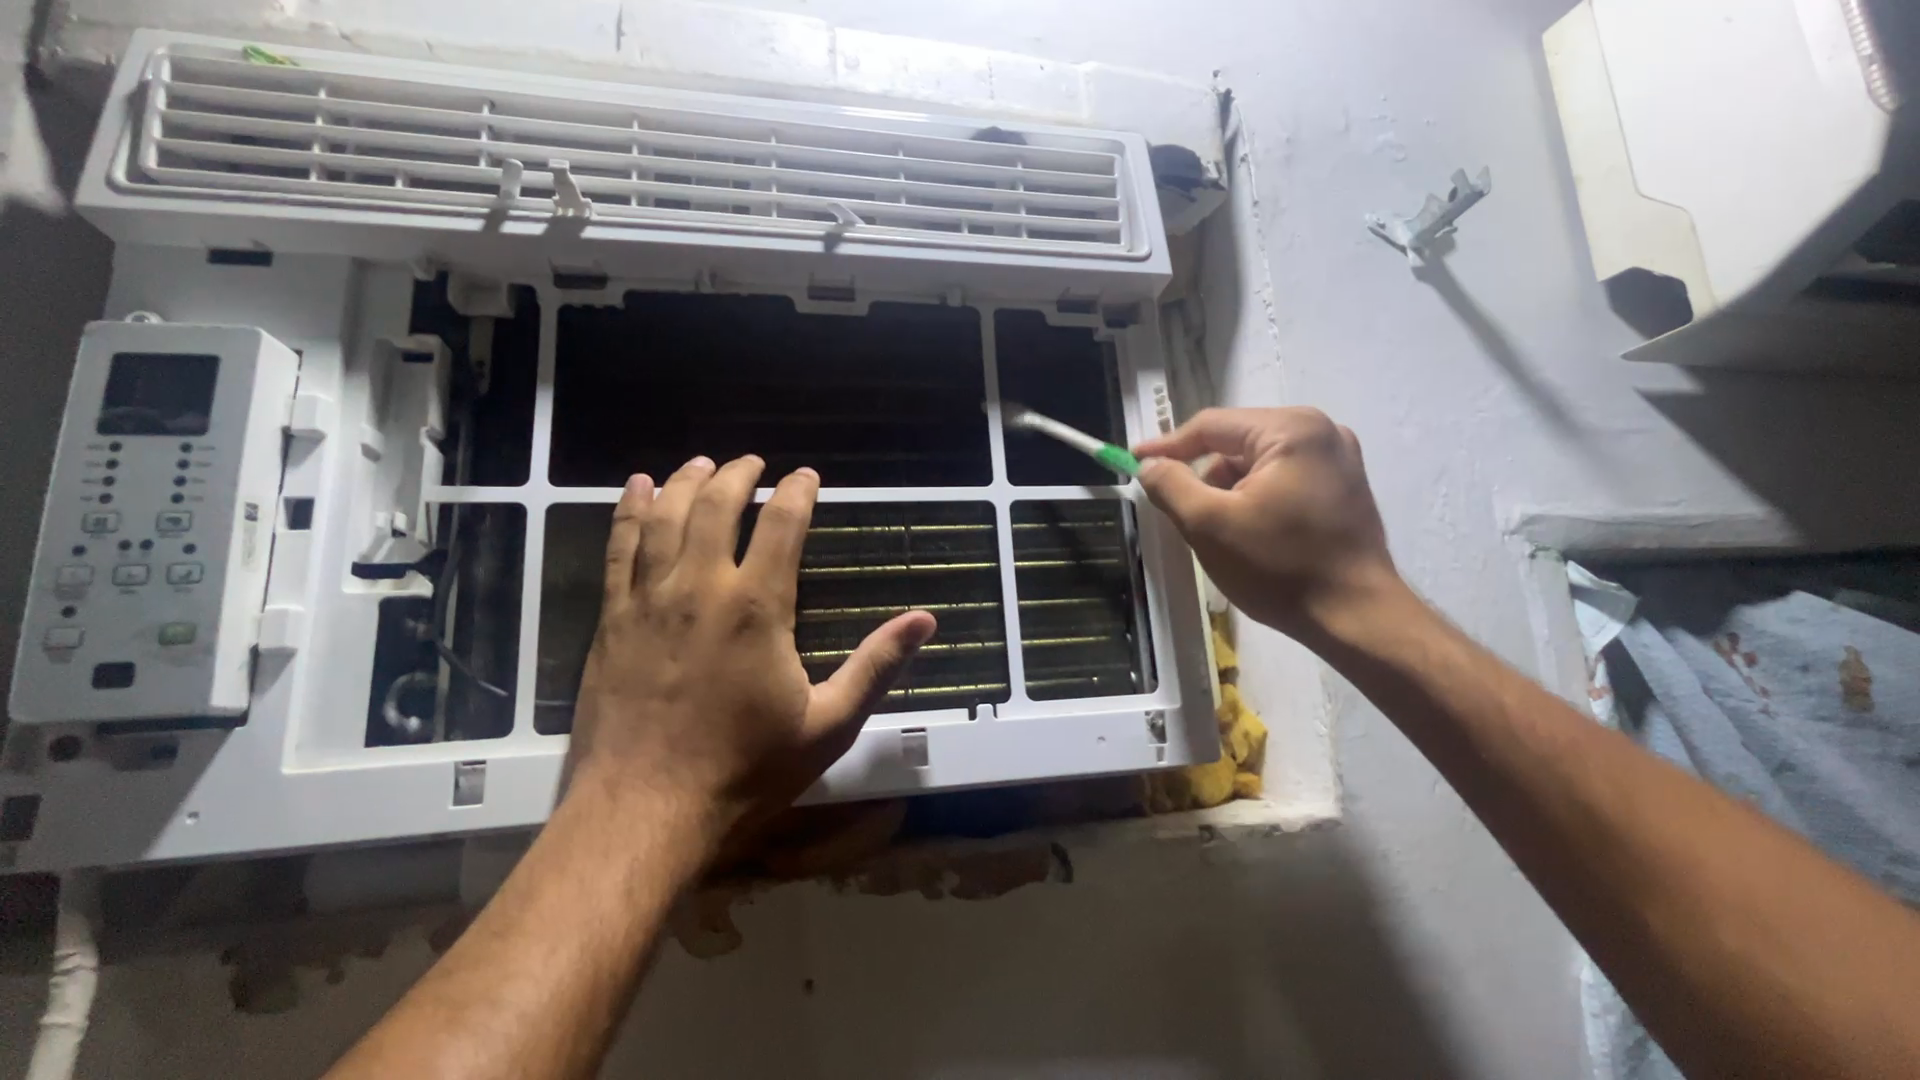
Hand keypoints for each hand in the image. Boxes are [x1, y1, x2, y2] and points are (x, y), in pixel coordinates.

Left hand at [565, 455, 936, 848]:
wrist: (646, 810)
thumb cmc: (746, 771)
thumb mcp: (828, 725)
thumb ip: (876, 666)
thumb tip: (925, 620)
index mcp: (758, 606)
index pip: (783, 524)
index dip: (799, 492)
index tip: (808, 476)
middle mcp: (701, 586)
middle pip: (719, 505)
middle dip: (740, 474)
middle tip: (754, 462)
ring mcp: (649, 599)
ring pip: (667, 517)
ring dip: (688, 482)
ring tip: (702, 464)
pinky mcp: (612, 620)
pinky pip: (618, 548)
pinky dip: (630, 510)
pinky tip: (638, 488)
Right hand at [1133, 407, 1398, 639]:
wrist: (1356, 617)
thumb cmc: (1280, 569)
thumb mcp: (1209, 525)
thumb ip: (1171, 486)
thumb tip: (1150, 465)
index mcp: (1290, 429)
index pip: (1210, 426)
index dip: (1166, 446)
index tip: (1132, 463)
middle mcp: (1320, 431)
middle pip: (1235, 444)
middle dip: (1206, 480)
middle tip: (1188, 520)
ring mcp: (1338, 458)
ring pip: (1256, 465)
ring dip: (1231, 494)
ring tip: (1228, 538)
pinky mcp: (1343, 487)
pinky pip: (1282, 479)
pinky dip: (1257, 501)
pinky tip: (1254, 537)